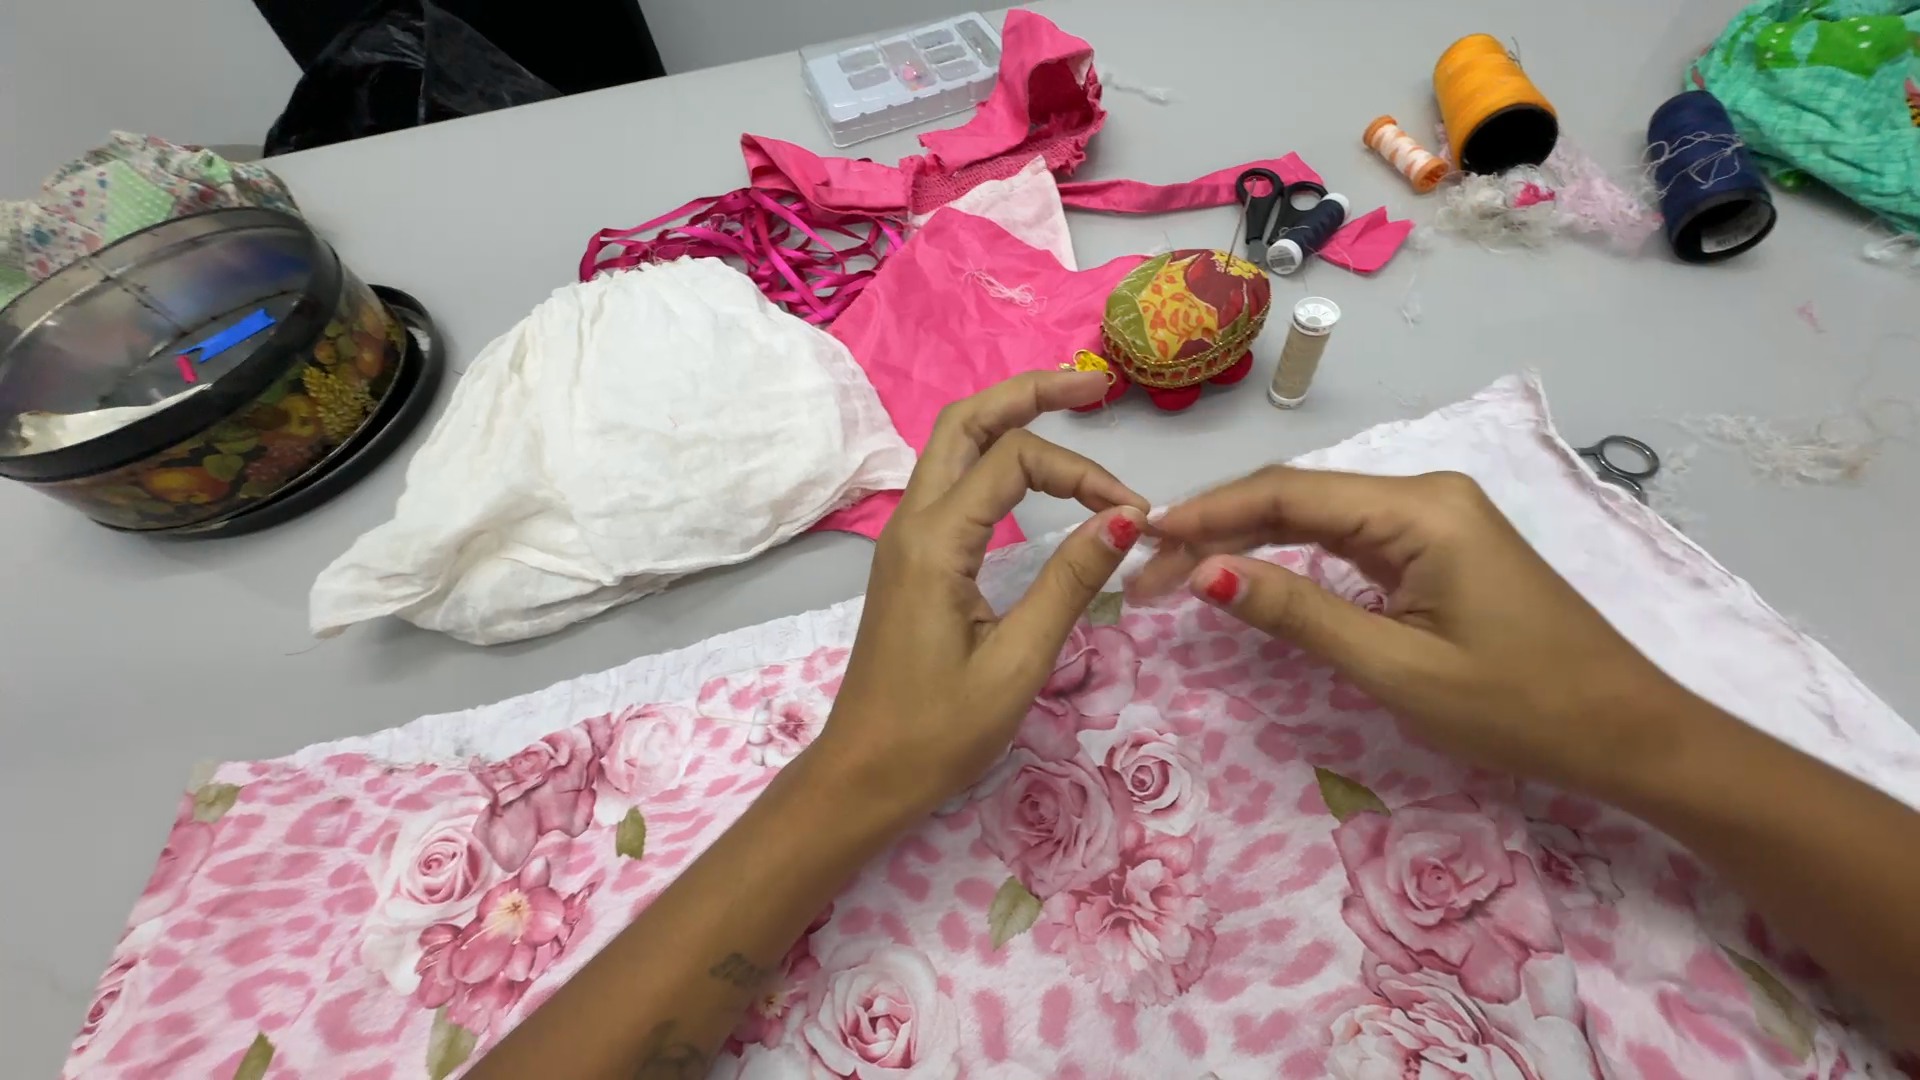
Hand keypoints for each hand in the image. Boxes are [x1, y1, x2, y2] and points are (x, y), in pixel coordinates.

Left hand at [817, 371, 1149, 817]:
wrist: (865, 773)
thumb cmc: (939, 732)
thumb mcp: (1018, 662)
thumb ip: (1070, 582)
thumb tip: (1126, 516)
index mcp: (935, 543)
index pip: (1014, 462)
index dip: (1082, 472)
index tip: (1133, 509)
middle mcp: (911, 523)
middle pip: (964, 422)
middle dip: (1029, 392)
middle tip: (1096, 388)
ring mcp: (904, 537)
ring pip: (951, 446)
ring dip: (1008, 418)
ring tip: (1071, 409)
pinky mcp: (910, 557)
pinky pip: (951, 483)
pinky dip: (993, 458)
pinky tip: (1028, 472)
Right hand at [1132, 467, 1694, 793]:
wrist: (1631, 737)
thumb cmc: (1519, 708)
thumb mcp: (1394, 666)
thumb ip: (1295, 612)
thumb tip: (1205, 575)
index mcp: (1420, 510)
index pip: (1286, 494)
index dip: (1209, 514)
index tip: (1145, 539)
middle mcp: (1420, 494)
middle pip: (1292, 498)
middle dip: (1215, 531)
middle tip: (1148, 573)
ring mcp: (1425, 517)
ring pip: (1309, 515)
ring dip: (1241, 542)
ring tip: (1177, 573)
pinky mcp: (1426, 544)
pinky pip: (1336, 537)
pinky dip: (1282, 553)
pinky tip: (1241, 568)